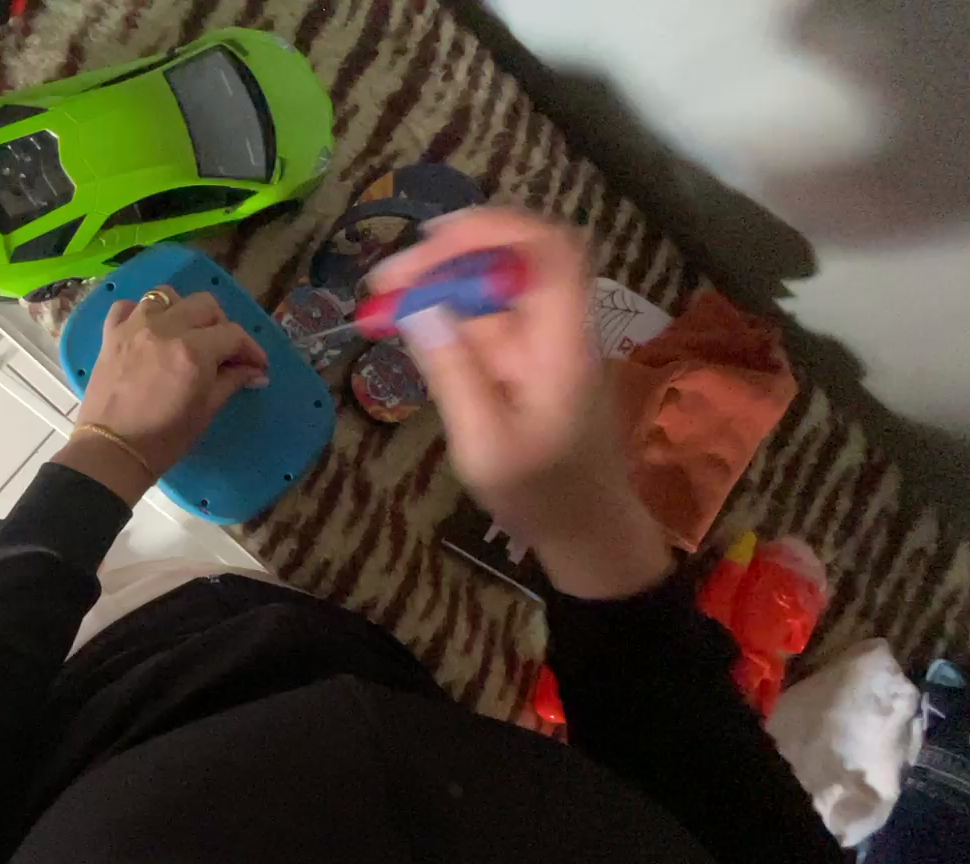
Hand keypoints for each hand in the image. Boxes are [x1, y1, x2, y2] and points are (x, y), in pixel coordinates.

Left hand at [56, 287, 269, 502]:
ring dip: (182, 310)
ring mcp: (134, 328)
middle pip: (204, 305)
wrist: (111, 453)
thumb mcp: (204, 412)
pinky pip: (126, 306)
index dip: (250, 349)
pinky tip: (147, 330)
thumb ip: (231, 383)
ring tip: (186, 334)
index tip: (256, 366)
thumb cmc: (163, 441)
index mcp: (193, 351)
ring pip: (166, 296)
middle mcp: (165, 329)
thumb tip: (256, 372)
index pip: (232, 335)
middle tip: (223, 351)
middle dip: (221, 325)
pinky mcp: (110, 335)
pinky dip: (140, 312)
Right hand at [369, 207, 672, 597]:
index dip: (492, 229)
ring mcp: (542, 345)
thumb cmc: (540, 493)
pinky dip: (447, 315)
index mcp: (560, 343)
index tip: (428, 240)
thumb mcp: (485, 442)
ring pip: (495, 290)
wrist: (584, 528)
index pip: (546, 251)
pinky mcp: (527, 362)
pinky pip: (487, 322)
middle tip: (385, 281)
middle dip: (447, 257)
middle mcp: (556, 330)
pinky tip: (411, 327)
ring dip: (441, 284)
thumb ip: (454, 374)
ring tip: (385, 299)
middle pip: (514, 260)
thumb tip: (419, 309)